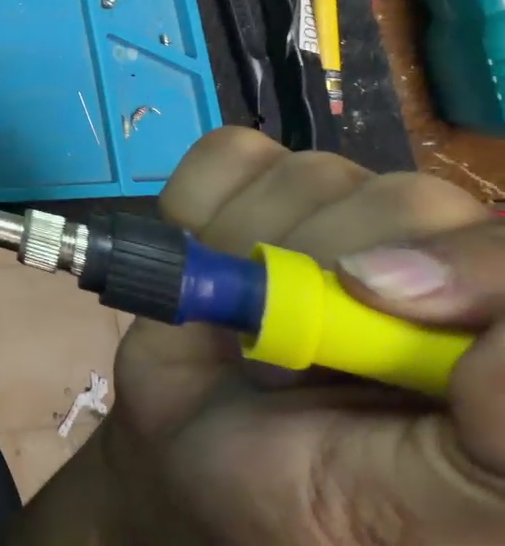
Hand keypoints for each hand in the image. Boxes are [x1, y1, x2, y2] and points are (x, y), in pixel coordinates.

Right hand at [94, 127, 504, 542]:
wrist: (184, 471)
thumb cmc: (324, 503)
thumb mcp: (449, 498)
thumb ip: (501, 427)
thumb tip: (424, 291)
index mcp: (493, 329)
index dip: (457, 260)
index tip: (369, 298)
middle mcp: (438, 271)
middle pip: (408, 200)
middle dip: (325, 270)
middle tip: (294, 345)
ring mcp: (333, 227)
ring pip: (311, 173)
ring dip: (247, 248)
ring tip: (240, 319)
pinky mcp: (243, 198)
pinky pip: (229, 154)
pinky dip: (196, 198)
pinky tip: (199, 253)